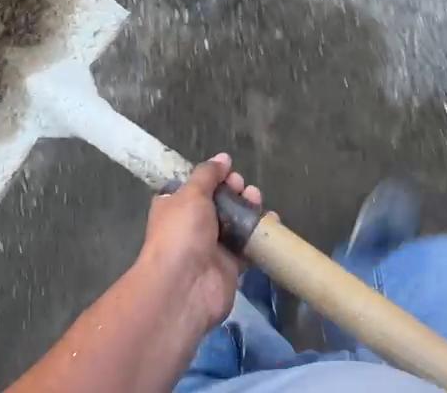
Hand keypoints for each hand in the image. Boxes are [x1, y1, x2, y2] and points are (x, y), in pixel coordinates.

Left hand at [133, 153, 263, 334]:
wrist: (185, 287)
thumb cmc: (182, 233)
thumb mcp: (191, 194)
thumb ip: (208, 175)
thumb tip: (223, 158)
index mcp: (174, 206)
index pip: (196, 187)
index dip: (213, 177)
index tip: (228, 171)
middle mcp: (191, 225)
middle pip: (217, 203)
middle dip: (233, 191)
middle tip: (243, 186)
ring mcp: (211, 247)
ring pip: (234, 223)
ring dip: (247, 209)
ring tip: (256, 199)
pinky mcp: (230, 266)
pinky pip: (247, 246)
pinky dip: (259, 233)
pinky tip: (272, 221)